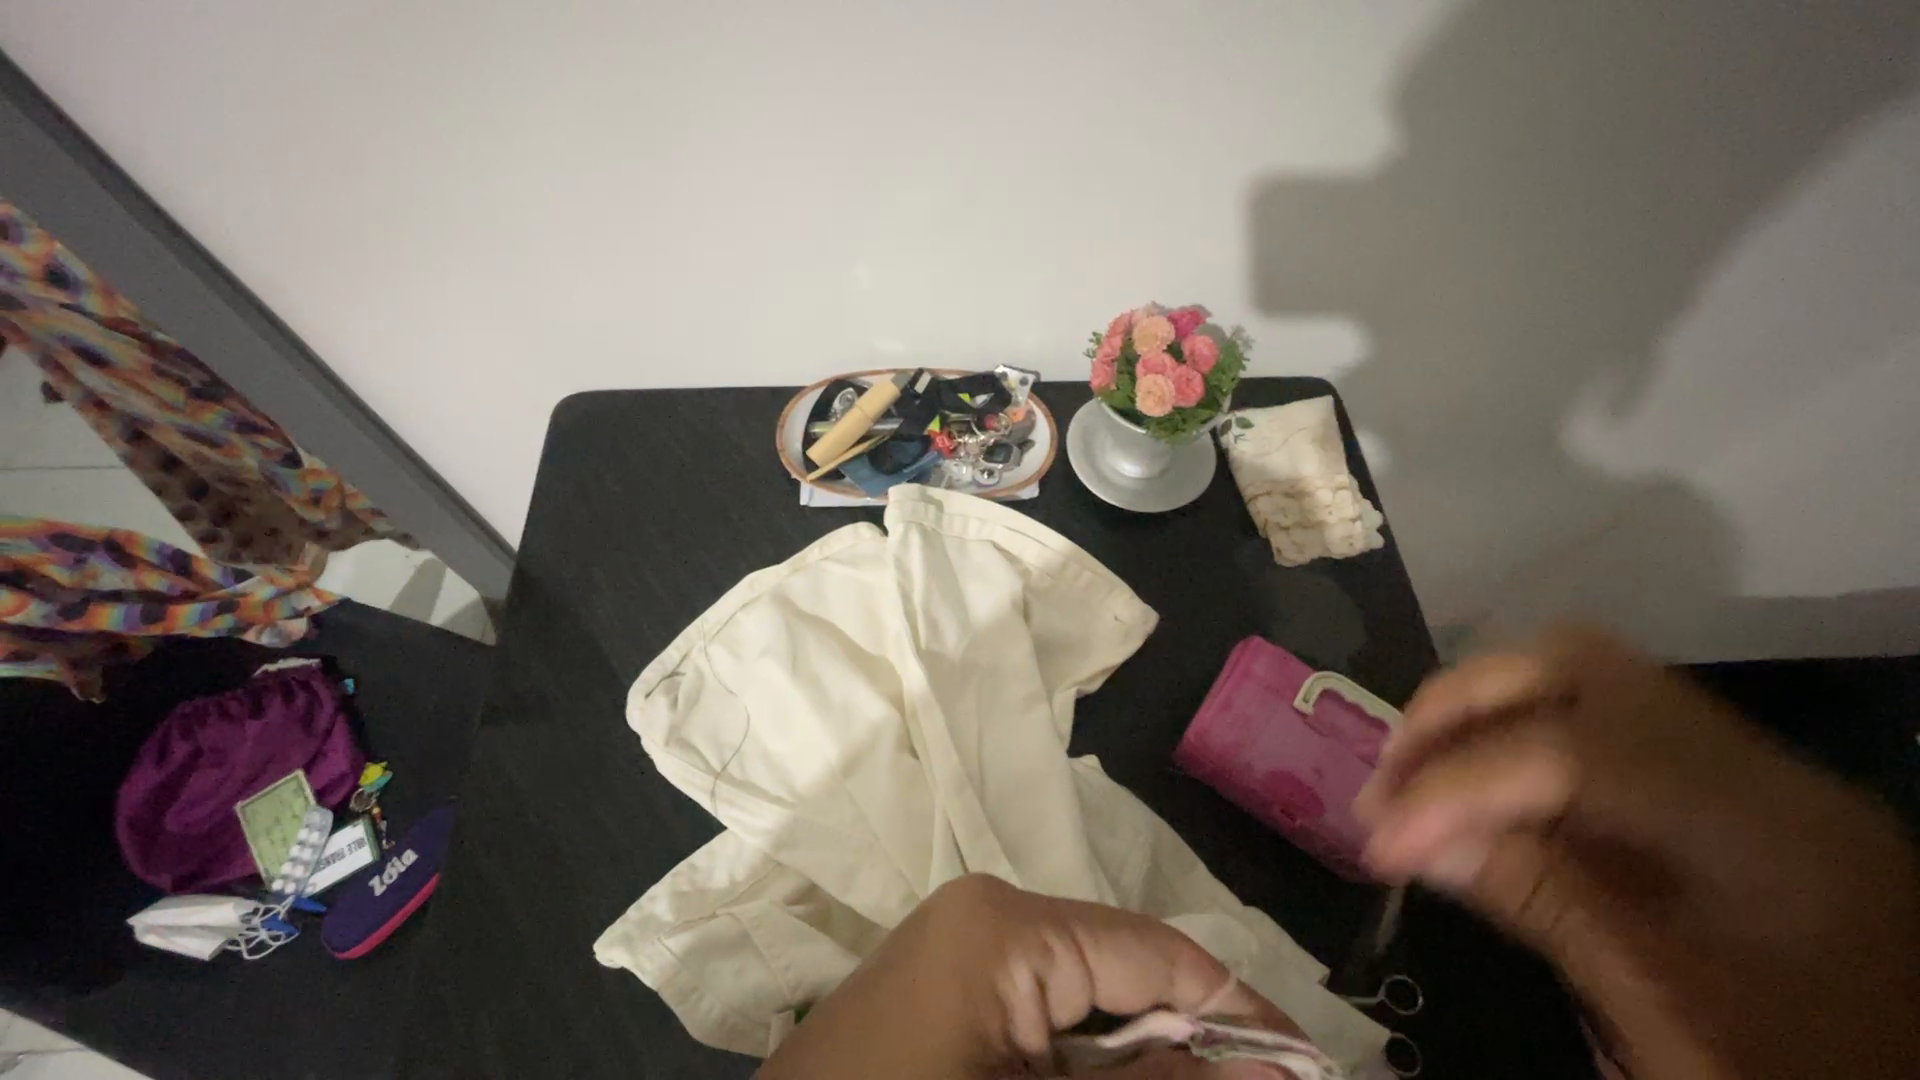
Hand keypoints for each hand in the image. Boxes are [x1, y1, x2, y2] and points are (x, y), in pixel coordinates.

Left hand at [755, 874, 1300, 1078]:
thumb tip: (1269, 1070)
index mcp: (1009, 924)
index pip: (1158, 952)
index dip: (1241, 1011)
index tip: (1313, 1071)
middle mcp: (987, 914)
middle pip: (1125, 974)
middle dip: (1188, 1044)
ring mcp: (961, 949)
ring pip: (1087, 1003)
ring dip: (1137, 1059)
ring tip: (1195, 1078)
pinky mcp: (946, 990)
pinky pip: (1040, 1017)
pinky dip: (1084, 1060)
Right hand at [1355, 626, 1919, 1078]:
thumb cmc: (1792, 1070)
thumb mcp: (1664, 1015)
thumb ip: (1539, 905)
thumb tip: (1413, 836)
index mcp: (1767, 833)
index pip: (1574, 758)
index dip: (1456, 787)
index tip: (1378, 840)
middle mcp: (1755, 766)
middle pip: (1574, 666)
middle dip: (1457, 709)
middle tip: (1390, 777)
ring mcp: (1737, 762)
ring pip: (1577, 671)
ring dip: (1477, 709)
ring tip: (1416, 774)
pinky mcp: (1711, 777)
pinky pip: (1590, 713)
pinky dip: (1510, 731)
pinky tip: (1473, 786)